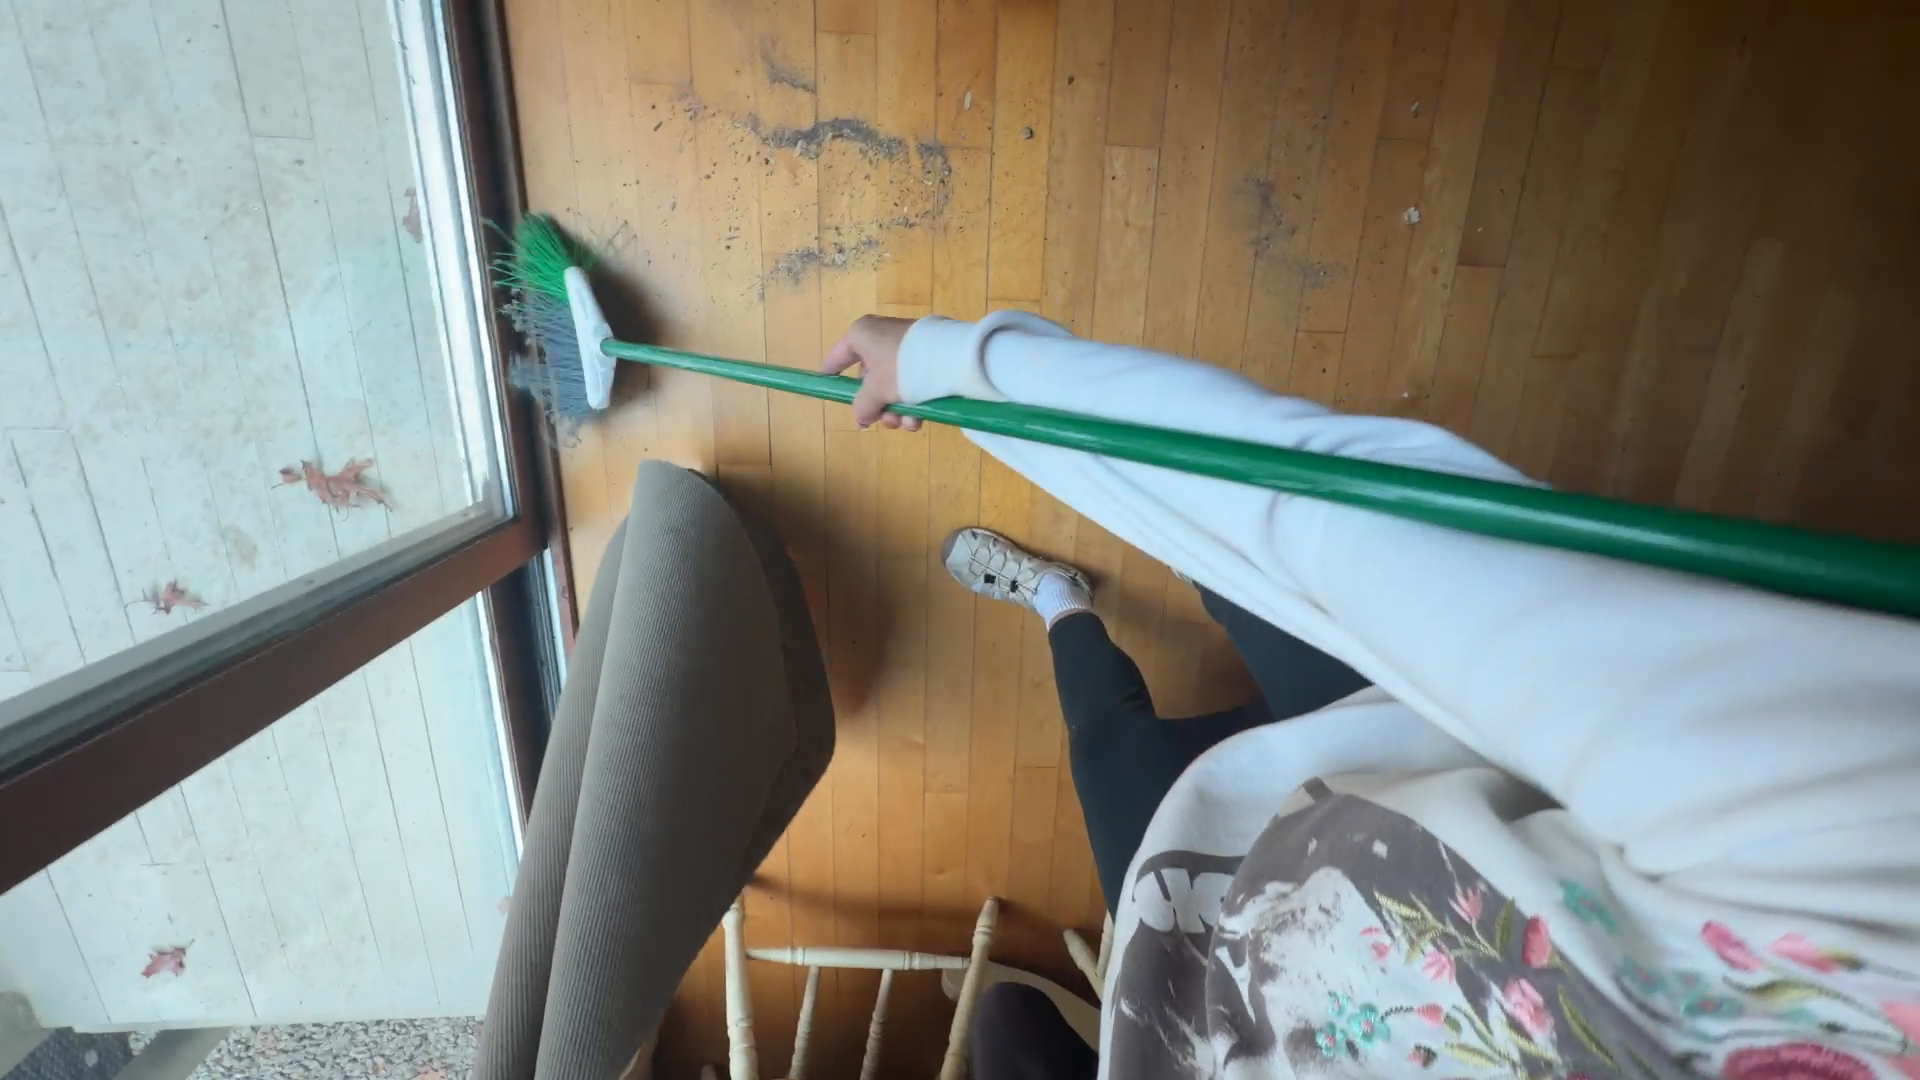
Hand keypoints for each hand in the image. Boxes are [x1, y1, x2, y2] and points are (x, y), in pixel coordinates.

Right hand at [822, 315, 920, 430]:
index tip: (827, 389)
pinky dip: (914, 403)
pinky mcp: (927, 356)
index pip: (838, 356)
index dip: (831, 376)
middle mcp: (882, 336)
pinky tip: (919, 419)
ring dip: (897, 410)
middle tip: (884, 421)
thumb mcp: (876, 391)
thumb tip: (862, 419)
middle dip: (878, 406)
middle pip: (870, 378)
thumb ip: (863, 406)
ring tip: (906, 423)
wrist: (952, 358)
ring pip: (893, 385)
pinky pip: (912, 382)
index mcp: (862, 335)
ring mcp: (905, 346)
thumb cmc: (902, 368)